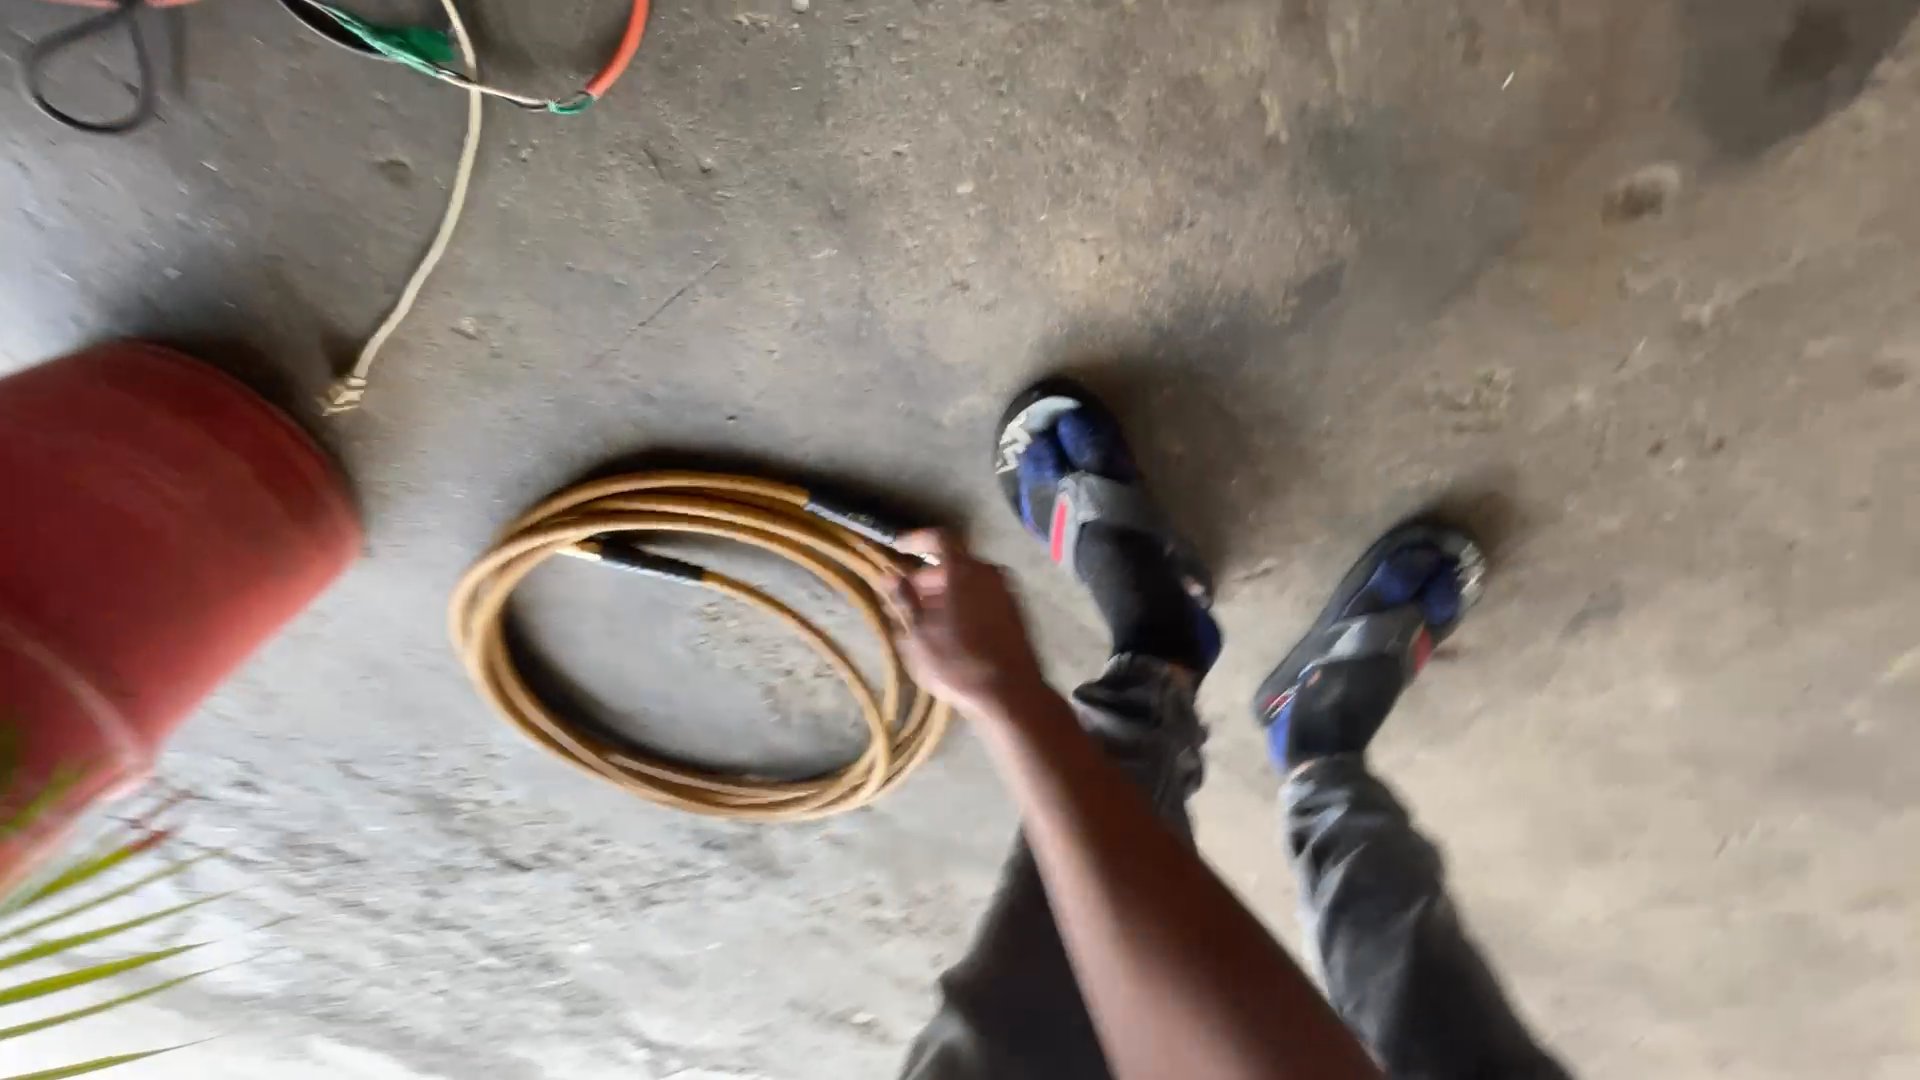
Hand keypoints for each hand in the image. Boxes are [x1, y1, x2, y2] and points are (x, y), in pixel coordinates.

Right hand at [889, 530, 1049, 716]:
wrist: (1011, 695)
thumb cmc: (958, 662)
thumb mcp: (919, 634)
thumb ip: (904, 600)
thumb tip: (890, 577)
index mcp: (965, 570)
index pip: (939, 538)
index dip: (916, 539)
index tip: (898, 549)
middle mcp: (990, 574)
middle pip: (954, 564)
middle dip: (926, 578)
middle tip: (904, 599)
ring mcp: (1008, 594)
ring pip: (969, 583)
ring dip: (944, 594)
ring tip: (923, 621)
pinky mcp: (1016, 615)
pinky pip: (983, 598)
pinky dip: (963, 604)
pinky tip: (950, 632)